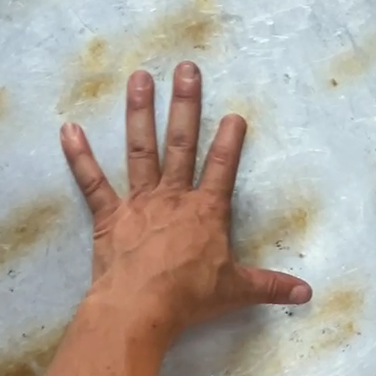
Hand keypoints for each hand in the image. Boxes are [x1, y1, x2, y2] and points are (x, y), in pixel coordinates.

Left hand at [62, 62, 311, 347]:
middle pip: (181, 143)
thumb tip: (306, 293)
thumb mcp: (237, 290)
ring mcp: (139, 203)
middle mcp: (173, 197)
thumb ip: (271, 286)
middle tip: (186, 69)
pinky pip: (92, 182)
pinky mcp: (110, 216)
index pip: (222, 168)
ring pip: (140, 150)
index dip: (230, 141)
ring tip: (139, 78)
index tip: (234, 114)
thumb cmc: (190, 297)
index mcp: (206, 212)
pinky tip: (68, 129)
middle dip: (186, 105)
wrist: (141, 307)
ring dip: (140, 113)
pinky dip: (80, 156)